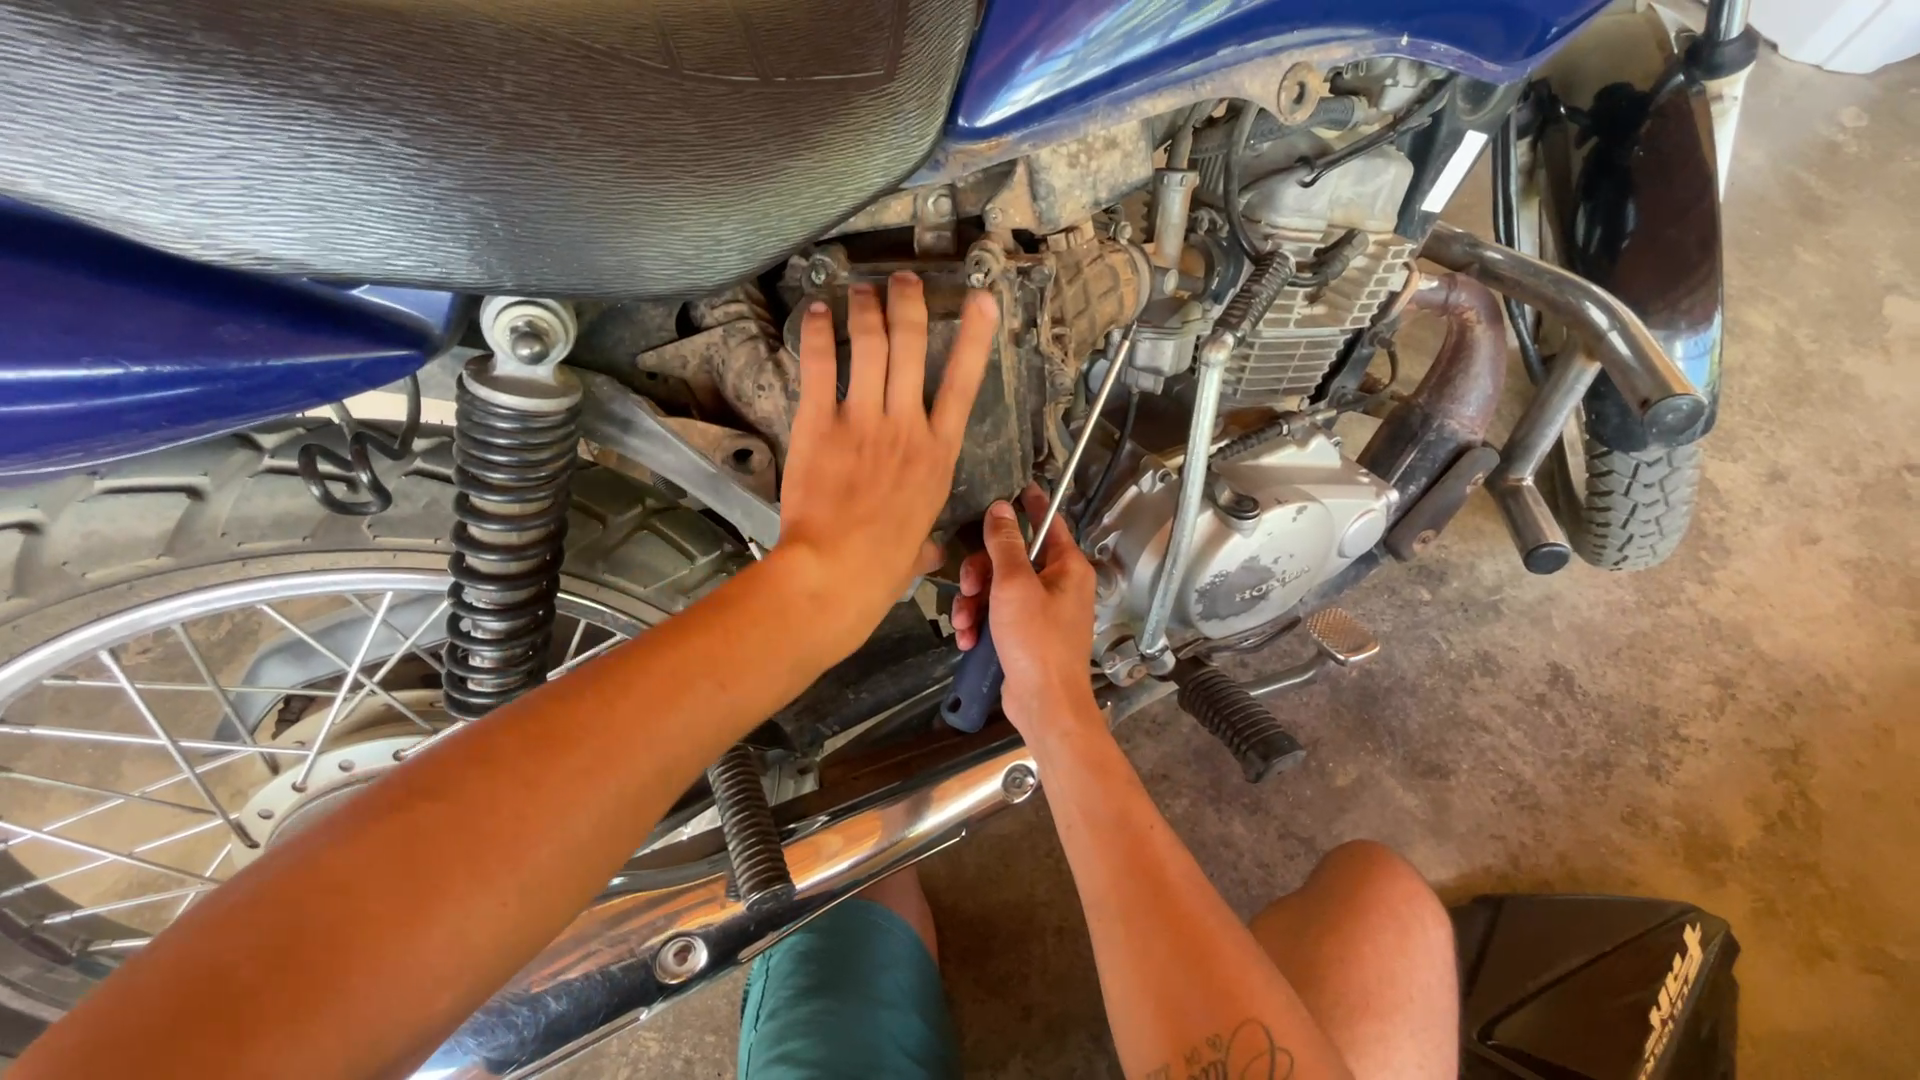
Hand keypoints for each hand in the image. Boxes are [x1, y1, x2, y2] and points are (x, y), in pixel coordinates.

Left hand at [775, 272, 996, 653]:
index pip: (965, 381)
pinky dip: (820, 334)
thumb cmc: (883, 564)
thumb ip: (926, 536)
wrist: (837, 570)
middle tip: (901, 280)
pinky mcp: (819, 423)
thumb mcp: (921, 545)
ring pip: (871, 344)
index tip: (981, 300)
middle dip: (908, 303)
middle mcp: (907, 424)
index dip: (976, 335)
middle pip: (912, 345)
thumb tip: (929, 552)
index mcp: (939, 453)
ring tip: (861, 287)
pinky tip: (819, 313)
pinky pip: (822, 365)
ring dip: (867, 307)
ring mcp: (864, 419)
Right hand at [950, 484, 1100, 737]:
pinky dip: (981, 624)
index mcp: (1068, 567)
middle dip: (982, 573)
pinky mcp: (1026, 635)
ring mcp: (1043, 612)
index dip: (1030, 506)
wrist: (1045, 705)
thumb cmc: (1036, 641)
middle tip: (968, 587)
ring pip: (998, 589)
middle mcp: (1059, 585)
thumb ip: (1004, 544)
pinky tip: (969, 640)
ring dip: (975, 603)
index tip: (1016, 487)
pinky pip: (998, 616)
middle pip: (1012, 559)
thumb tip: (1000, 507)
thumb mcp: (1014, 586)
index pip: (1050, 523)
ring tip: (965, 622)